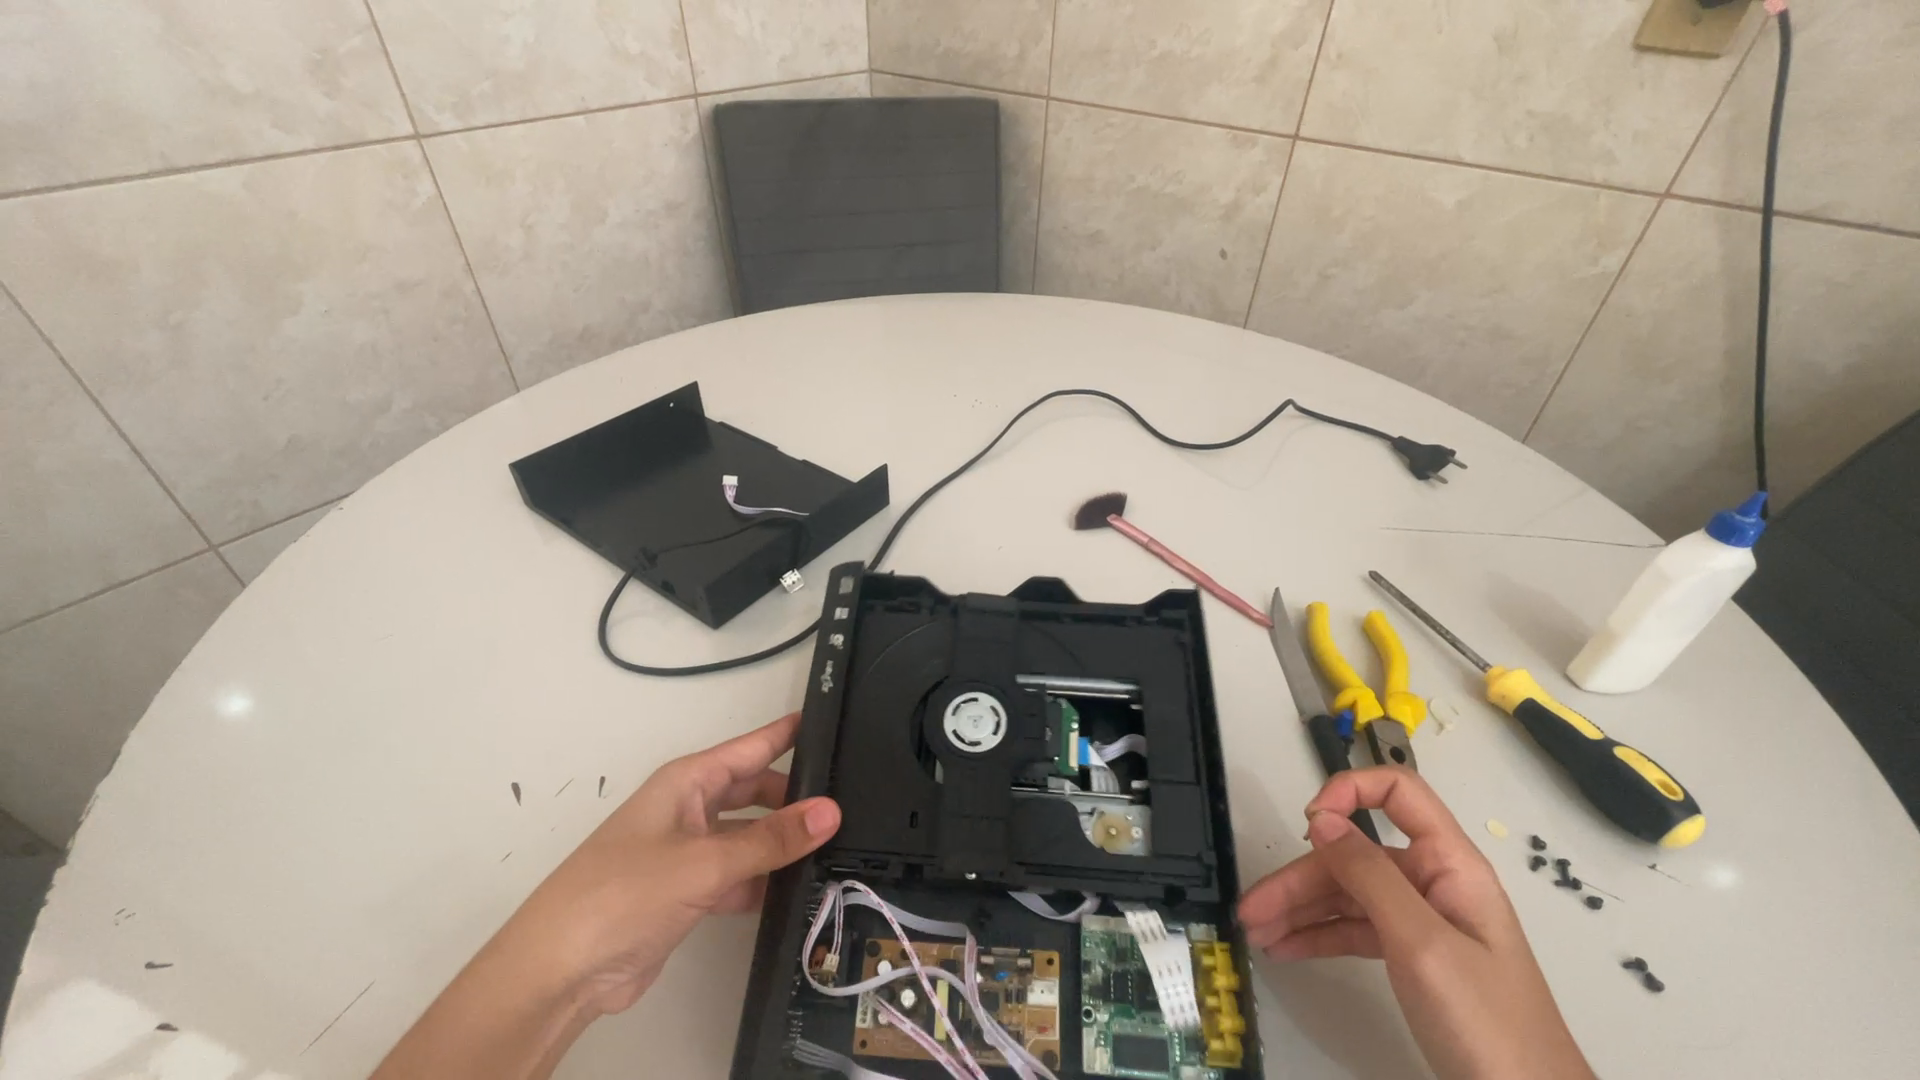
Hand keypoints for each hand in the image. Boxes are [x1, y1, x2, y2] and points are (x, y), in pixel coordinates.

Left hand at [504, 712, 840, 1015]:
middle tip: (848, 803)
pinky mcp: (688, 893)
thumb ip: (771, 839)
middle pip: (754, 792)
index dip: (790, 734)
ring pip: (749, 836)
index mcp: (688, 782)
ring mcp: (688, 852)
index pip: (752, 747)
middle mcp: (690, 809)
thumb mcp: (705, 863)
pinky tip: (799, 891)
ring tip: (836, 847)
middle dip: (794, 796)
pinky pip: (738, 875)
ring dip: (781, 843)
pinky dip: (764, 881)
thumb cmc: (625, 893)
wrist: (560, 971)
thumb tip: (831, 811)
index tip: (835, 722)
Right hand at [1237, 767, 1593, 1079]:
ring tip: (1254, 931)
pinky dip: (1317, 936)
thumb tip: (1320, 819)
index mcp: (1449, 864)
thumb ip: (1369, 876)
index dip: (1349, 791)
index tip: (1308, 822)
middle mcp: (1432, 882)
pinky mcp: (1411, 956)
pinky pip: (1354, 929)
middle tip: (1251, 909)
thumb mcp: (1421, 944)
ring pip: (1346, 894)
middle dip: (1300, 877)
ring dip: (1298, 909)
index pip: (1399, 793)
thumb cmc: (1485, 1022)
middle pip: (1354, 855)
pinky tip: (1284, 948)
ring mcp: (1421, 920)